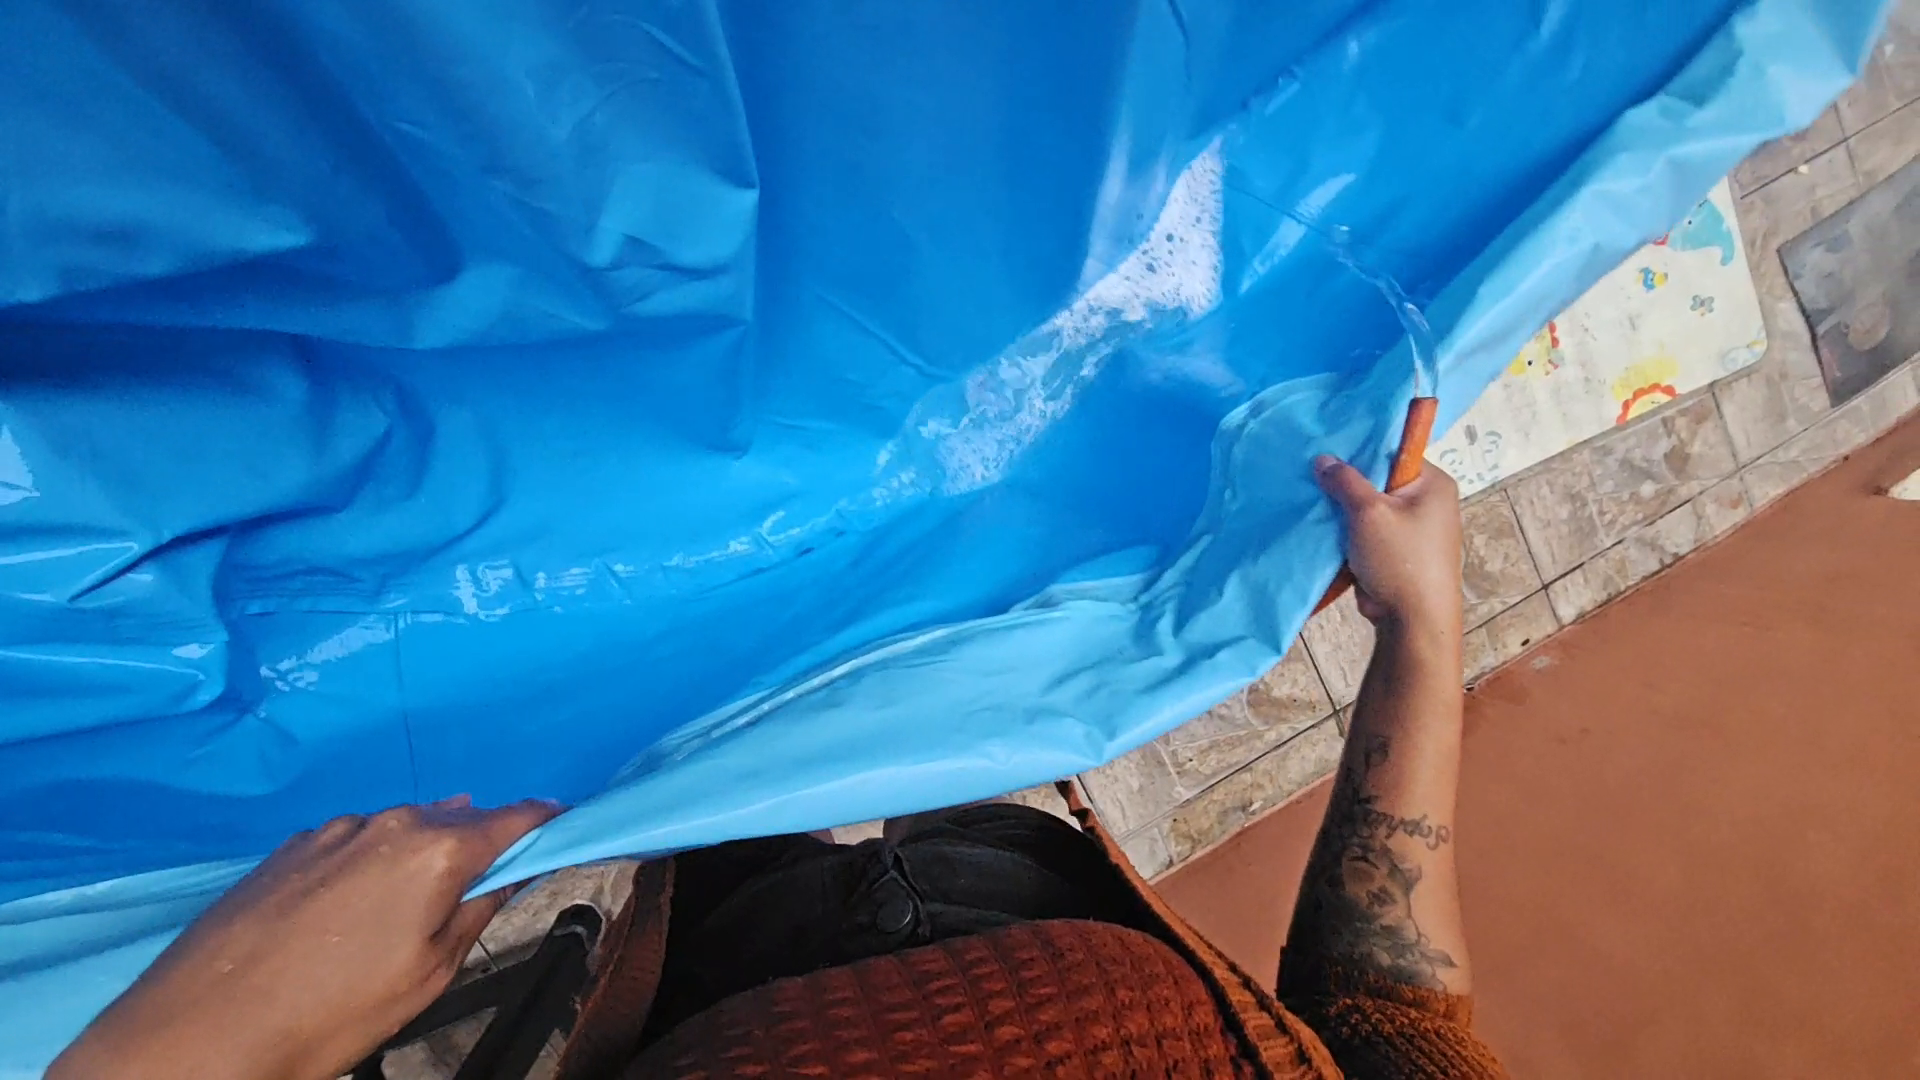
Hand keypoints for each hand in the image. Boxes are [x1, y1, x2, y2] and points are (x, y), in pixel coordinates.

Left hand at [49, 797, 561, 1079]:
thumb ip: (484, 905)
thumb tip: (516, 867)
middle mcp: (396, 821)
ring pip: (409, 826)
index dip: (549, 821)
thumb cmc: (330, 1015)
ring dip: (424, 849)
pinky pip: (357, 838)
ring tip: (402, 904)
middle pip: (464, 817)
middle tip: (473, 889)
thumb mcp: (433, 972)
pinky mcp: (291, 846)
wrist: (183, 1047)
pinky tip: (345, 907)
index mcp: (441, 848)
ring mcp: (337, 829)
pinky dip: (373, 858)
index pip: (521, 814)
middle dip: (482, 842)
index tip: (563, 830)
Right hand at [1314, 455, 1461, 629]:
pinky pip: (1366, 530)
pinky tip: (1322, 526)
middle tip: (1313, 477)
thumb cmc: (1399, 558)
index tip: (1327, 453)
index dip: (1360, 453)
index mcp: (1433, 484)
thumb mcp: (1368, 513)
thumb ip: (1345, 482)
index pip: (1393, 454)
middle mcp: (1427, 502)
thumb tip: (1323, 459)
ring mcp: (1412, 528)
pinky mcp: (1395, 550)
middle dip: (1347, 483)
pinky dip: (1346, 530)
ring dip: (1343, 510)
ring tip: (1312, 500)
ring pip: (1369, 508)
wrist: (1411, 618)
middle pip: (1378, 481)